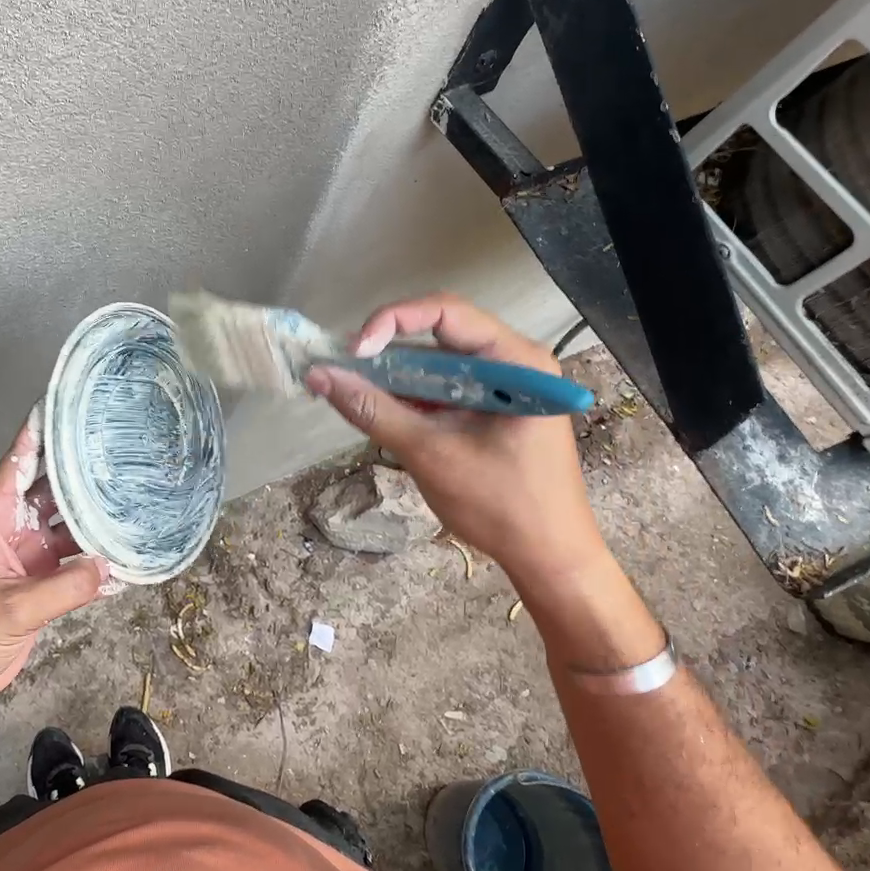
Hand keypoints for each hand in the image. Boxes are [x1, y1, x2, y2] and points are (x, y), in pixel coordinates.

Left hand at [0, 411, 109, 708]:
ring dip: (95, 518)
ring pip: (67, 527)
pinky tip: (127, 556)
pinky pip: (73, 565)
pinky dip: (96, 561)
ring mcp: (27, 558)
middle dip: (79, 471)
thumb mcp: (11, 610)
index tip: (61, 404)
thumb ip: (61, 589)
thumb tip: (110, 565)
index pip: (16, 465)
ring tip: (136, 498)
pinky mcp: (38, 585)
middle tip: (120, 447)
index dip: (36, 433)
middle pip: (50, 491)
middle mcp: (13, 531)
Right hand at [304, 294, 605, 584]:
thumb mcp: (430, 454)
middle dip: (384, 352)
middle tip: (339, 371)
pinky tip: (376, 410)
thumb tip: (319, 375)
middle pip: (436, 335)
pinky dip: (406, 396)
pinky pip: (440, 387)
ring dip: (391, 376)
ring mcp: (502, 386)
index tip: (352, 352)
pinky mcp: (489, 408)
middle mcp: (511, 362)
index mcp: (515, 361)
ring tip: (348, 392)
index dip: (391, 321)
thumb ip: (373, 410)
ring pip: (434, 362)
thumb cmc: (502, 505)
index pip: (445, 311)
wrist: (550, 559)